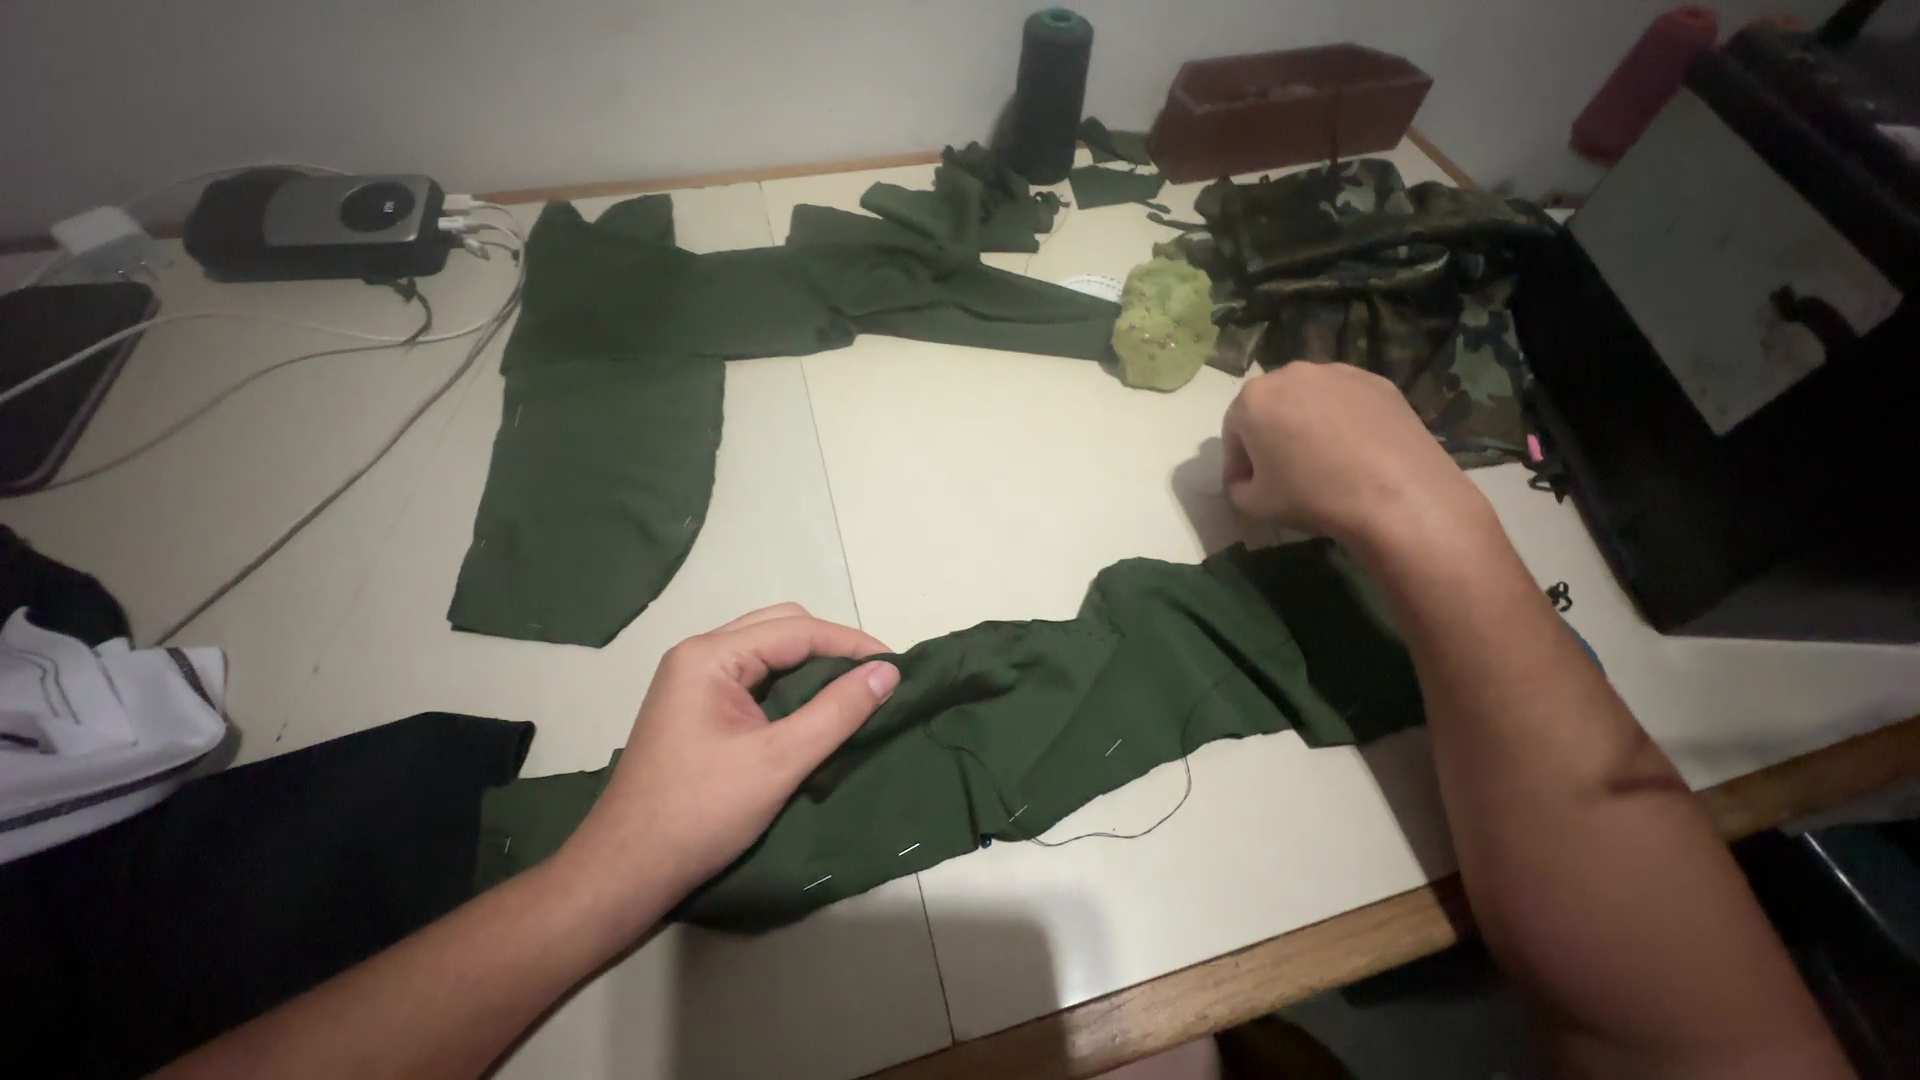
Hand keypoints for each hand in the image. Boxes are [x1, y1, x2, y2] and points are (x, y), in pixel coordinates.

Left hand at [557, 604, 898, 906]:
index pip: (796, 629)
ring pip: (767, 652)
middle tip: (875, 677)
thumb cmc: (700, 813)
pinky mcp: (696, 708)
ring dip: (811, 665)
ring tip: (854, 690)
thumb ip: (837, 712)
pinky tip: (815, 708)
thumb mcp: (779, 761)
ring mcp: (693, 682)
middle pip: (780, 628)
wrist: (626, 871)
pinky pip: (754, 678)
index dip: (851, 643)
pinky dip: (790, 686)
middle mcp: (698, 656)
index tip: (897, 665)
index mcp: (709, 656)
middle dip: (831, 647)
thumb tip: (888, 671)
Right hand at [1220, 362, 1493, 555]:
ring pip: (1309, 400)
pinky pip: (1346, 402)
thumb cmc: (1312, 495)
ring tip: (1323, 460)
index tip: (1249, 486)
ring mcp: (1339, 373)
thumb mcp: (1254, 506)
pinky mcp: (1378, 382)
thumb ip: (1236, 488)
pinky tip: (1355, 453)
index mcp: (1253, 399)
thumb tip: (1245, 480)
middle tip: (1284, 472)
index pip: (1233, 431)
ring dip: (1306, 425)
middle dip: (1270, 436)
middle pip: (1271, 407)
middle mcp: (1292, 374)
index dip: (1238, 462)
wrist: (1397, 493)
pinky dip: (1342, 422)